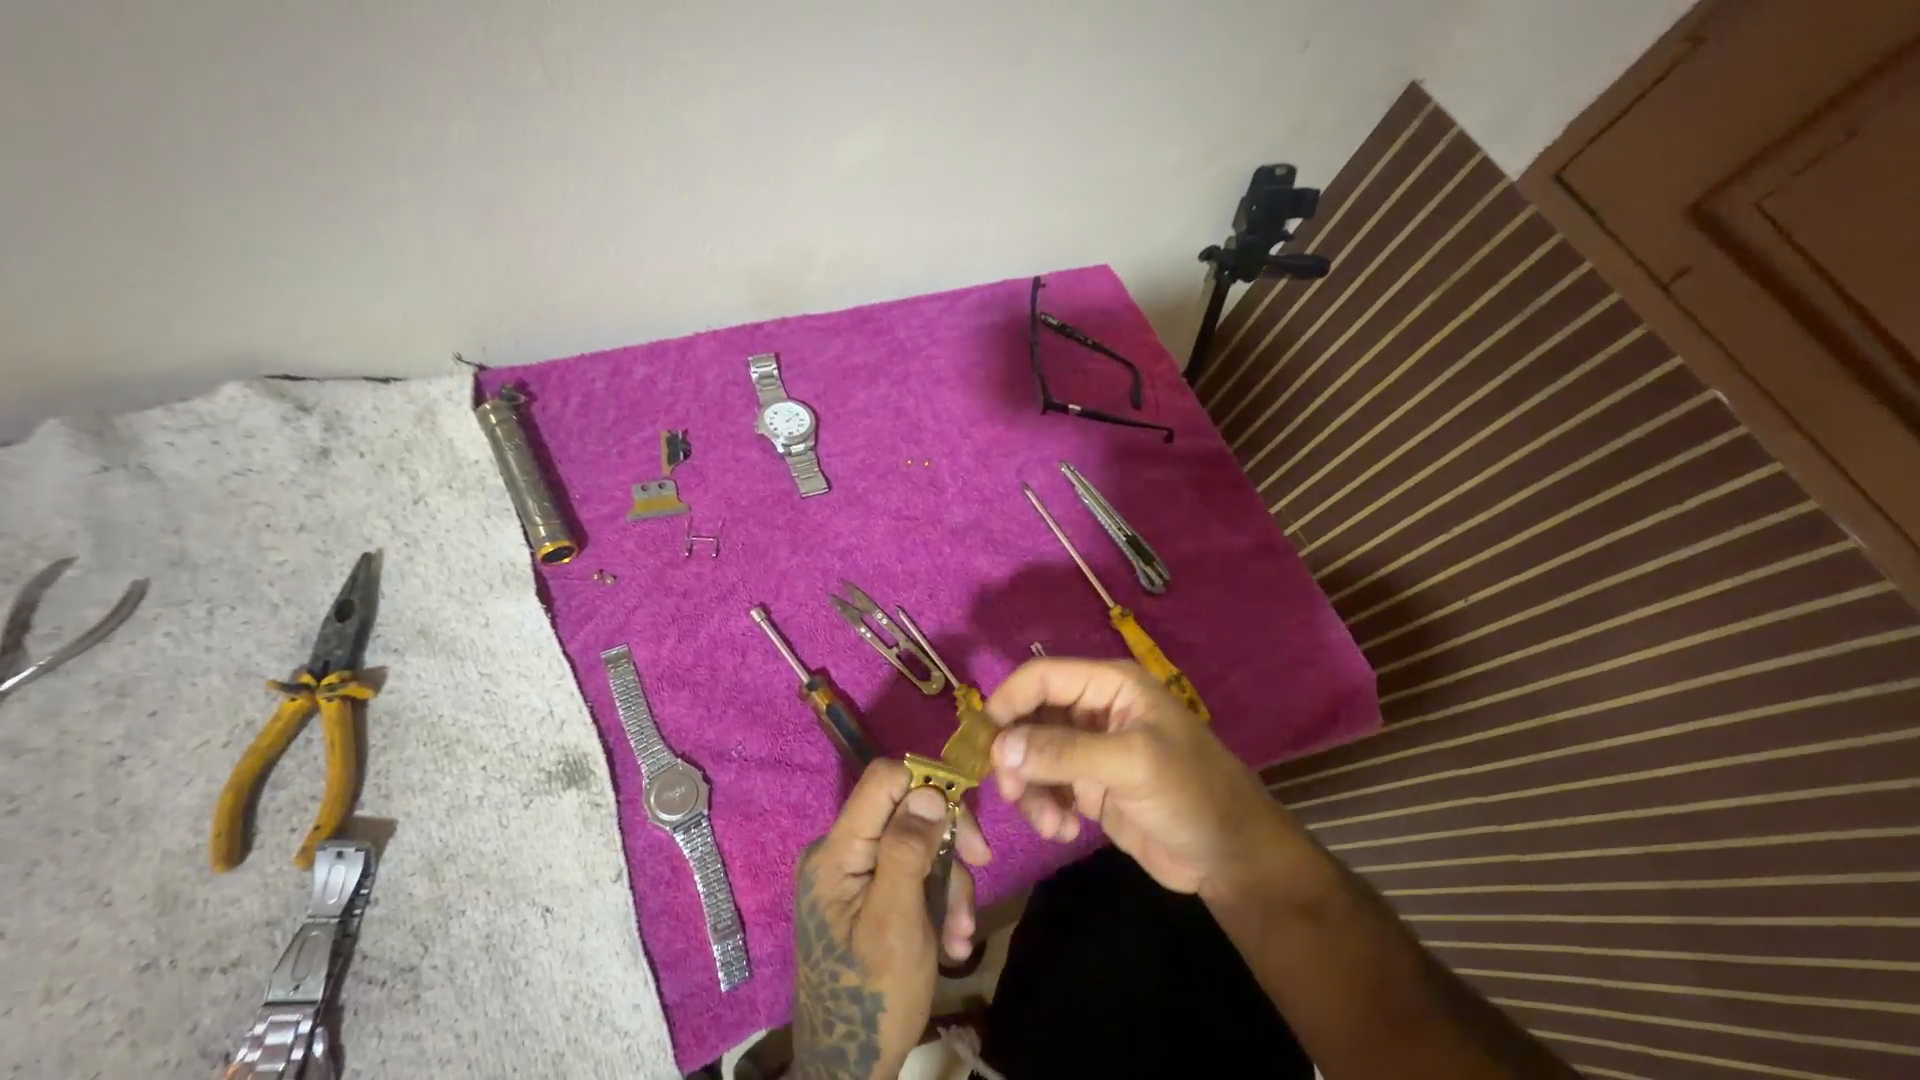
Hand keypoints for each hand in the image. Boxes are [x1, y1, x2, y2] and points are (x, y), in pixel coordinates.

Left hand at [791, 760, 990, 1079]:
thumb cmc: (873, 994)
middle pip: (907, 813)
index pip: (883, 780)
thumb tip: (929, 788)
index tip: (967, 817)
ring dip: (950, 885)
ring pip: (918, 848)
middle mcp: (841, 853)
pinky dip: (937, 904)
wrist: (850, 1064)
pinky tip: (952, 944)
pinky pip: (911, 878)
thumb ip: (907, 851)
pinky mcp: (868, 898)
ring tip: (961, 938)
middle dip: (948, 844)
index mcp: (837, 852)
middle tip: (983, 866)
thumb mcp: (896, 921)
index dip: (929, 784)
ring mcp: (854, 877)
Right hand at [985, 657, 1290, 895]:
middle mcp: (1095, 710)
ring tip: (1050, 824)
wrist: (1229, 856)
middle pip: (1029, 718)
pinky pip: (1046, 787)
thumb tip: (999, 747)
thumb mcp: (1131, 764)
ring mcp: (1090, 750)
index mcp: (1110, 685)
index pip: (1040, 677)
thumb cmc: (1190, 793)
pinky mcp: (1089, 787)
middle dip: (1016, 756)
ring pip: (1032, 756)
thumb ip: (1064, 751)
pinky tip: (1064, 831)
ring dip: (1030, 790)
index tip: (982, 745)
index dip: (1007, 703)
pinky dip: (1045, 808)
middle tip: (1013, 794)